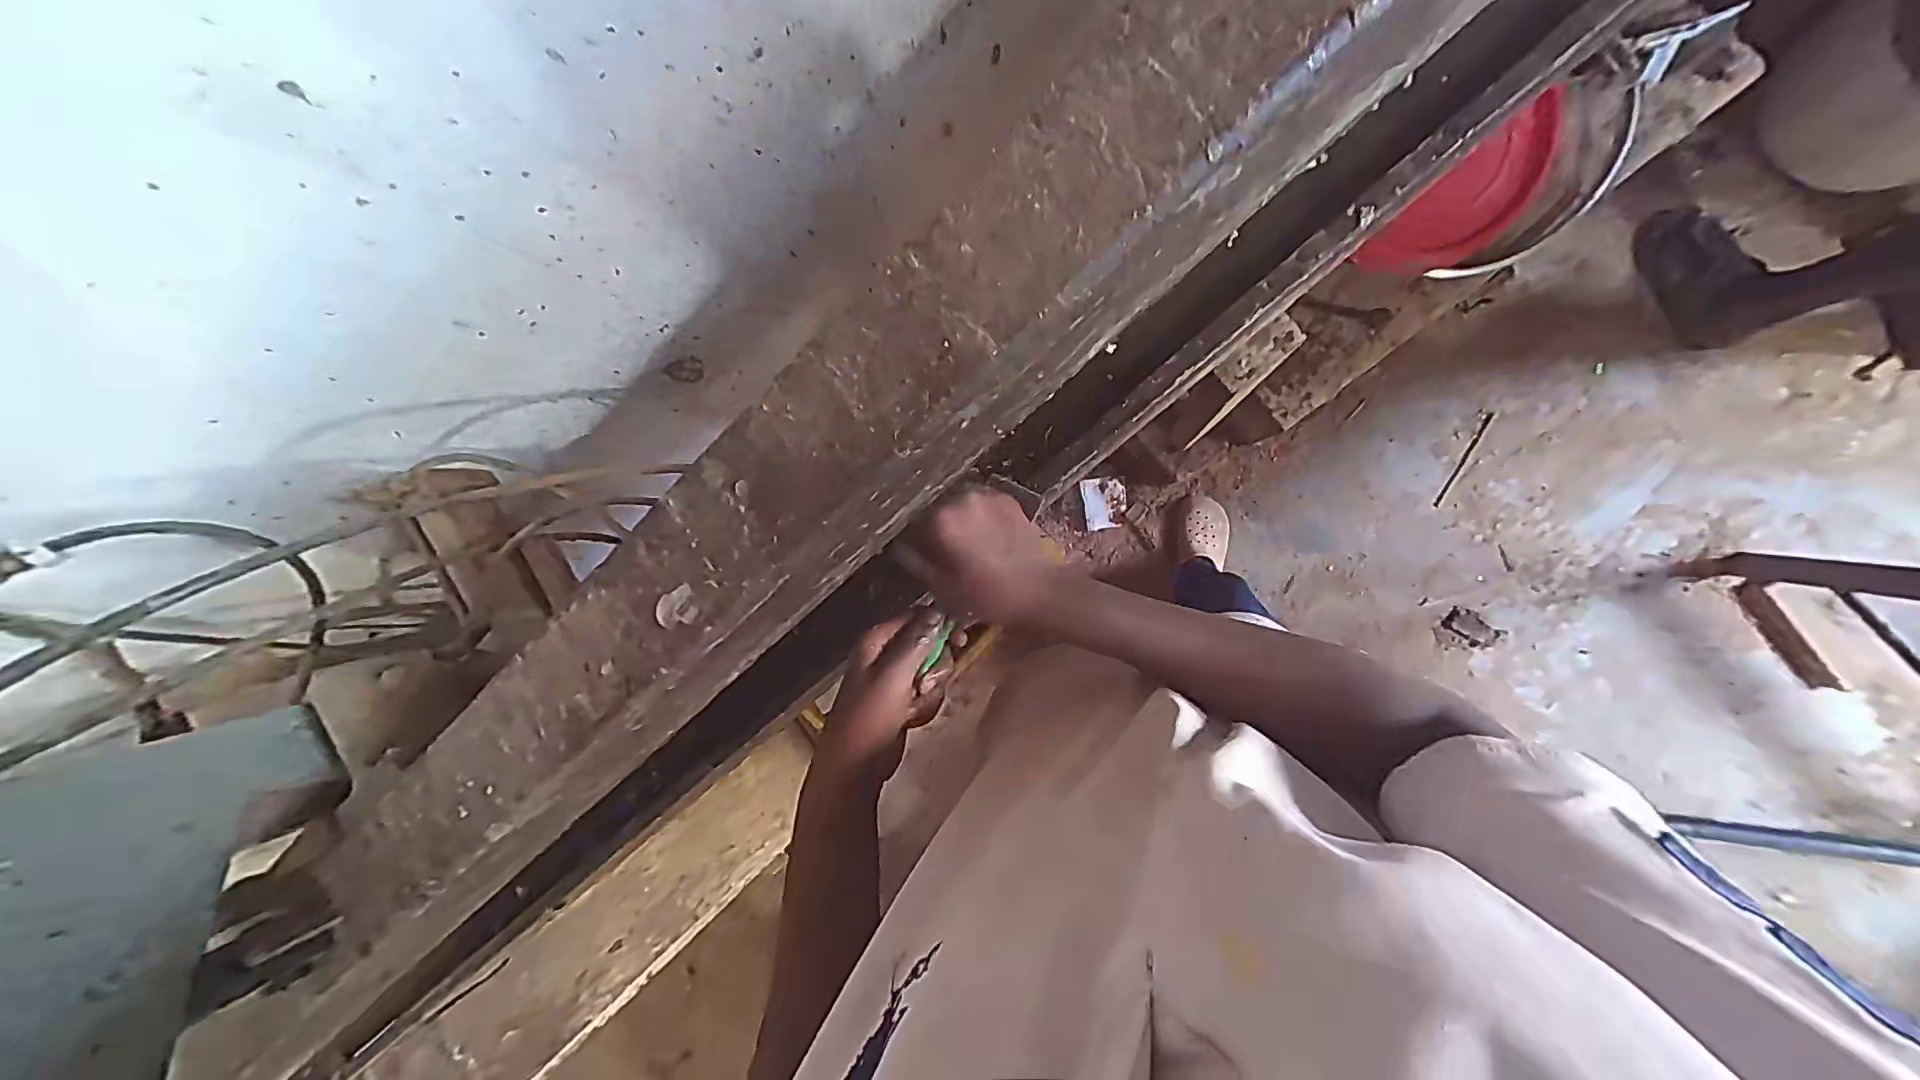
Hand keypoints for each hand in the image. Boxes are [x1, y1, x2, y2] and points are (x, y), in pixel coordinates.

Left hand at [816, 609, 949, 779]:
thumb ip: (916, 642)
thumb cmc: (870, 717)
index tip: (960, 642)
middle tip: (926, 686)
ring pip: (932, 669)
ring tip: (914, 706)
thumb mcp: (894, 676)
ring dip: (930, 690)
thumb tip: (938, 612)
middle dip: (934, 667)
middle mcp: (885, 653)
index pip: (917, 617)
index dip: (941, 626)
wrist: (856, 765)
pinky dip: (926, 704)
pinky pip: (928, 691)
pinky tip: (913, 717)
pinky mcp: (903, 698)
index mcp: (877, 640)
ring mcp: (895, 677)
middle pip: (930, 644)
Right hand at [896, 487, 1067, 625]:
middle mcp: (962, 498)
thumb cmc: (989, 596)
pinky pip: (983, 505)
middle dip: (938, 528)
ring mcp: (987, 495)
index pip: (913, 522)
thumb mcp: (943, 589)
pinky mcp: (1007, 498)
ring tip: (969, 546)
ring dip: (961, 521)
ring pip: (960, 506)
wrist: (1039, 590)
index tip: (920, 554)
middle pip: (937, 510)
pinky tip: (988, 538)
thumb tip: (900, 548)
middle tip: (946, 553)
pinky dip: (981, 517)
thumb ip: (916, 563)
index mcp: (941, 519)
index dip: (915, 540)